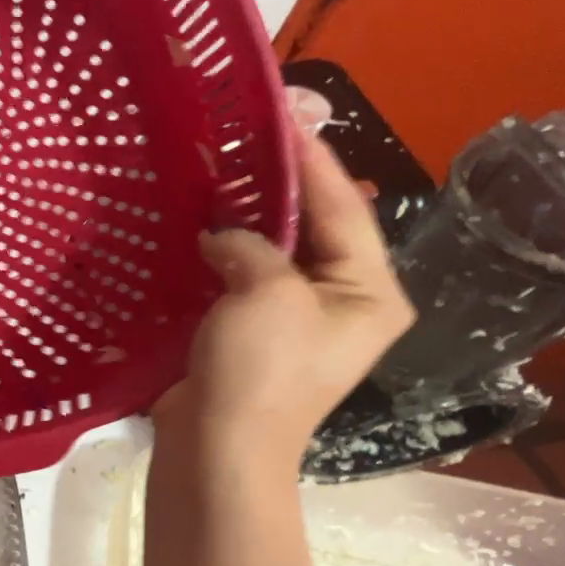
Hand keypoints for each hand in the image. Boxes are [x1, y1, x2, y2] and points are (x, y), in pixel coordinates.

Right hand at [156, 130, 414, 457]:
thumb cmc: (257, 371)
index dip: (313, 163)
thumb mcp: (266, 295)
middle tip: (243, 146)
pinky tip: (194, 236)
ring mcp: (292, 322)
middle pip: (311, 231)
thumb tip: (222, 236)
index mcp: (370, 291)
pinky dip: (218, 259)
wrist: (216, 446)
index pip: (344, 211)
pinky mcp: (248, 337)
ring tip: (215, 182)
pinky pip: (238, 284)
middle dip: (277, 191)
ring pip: (270, 257)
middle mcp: (340, 302)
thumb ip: (252, 248)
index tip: (282, 119)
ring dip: (243, 224)